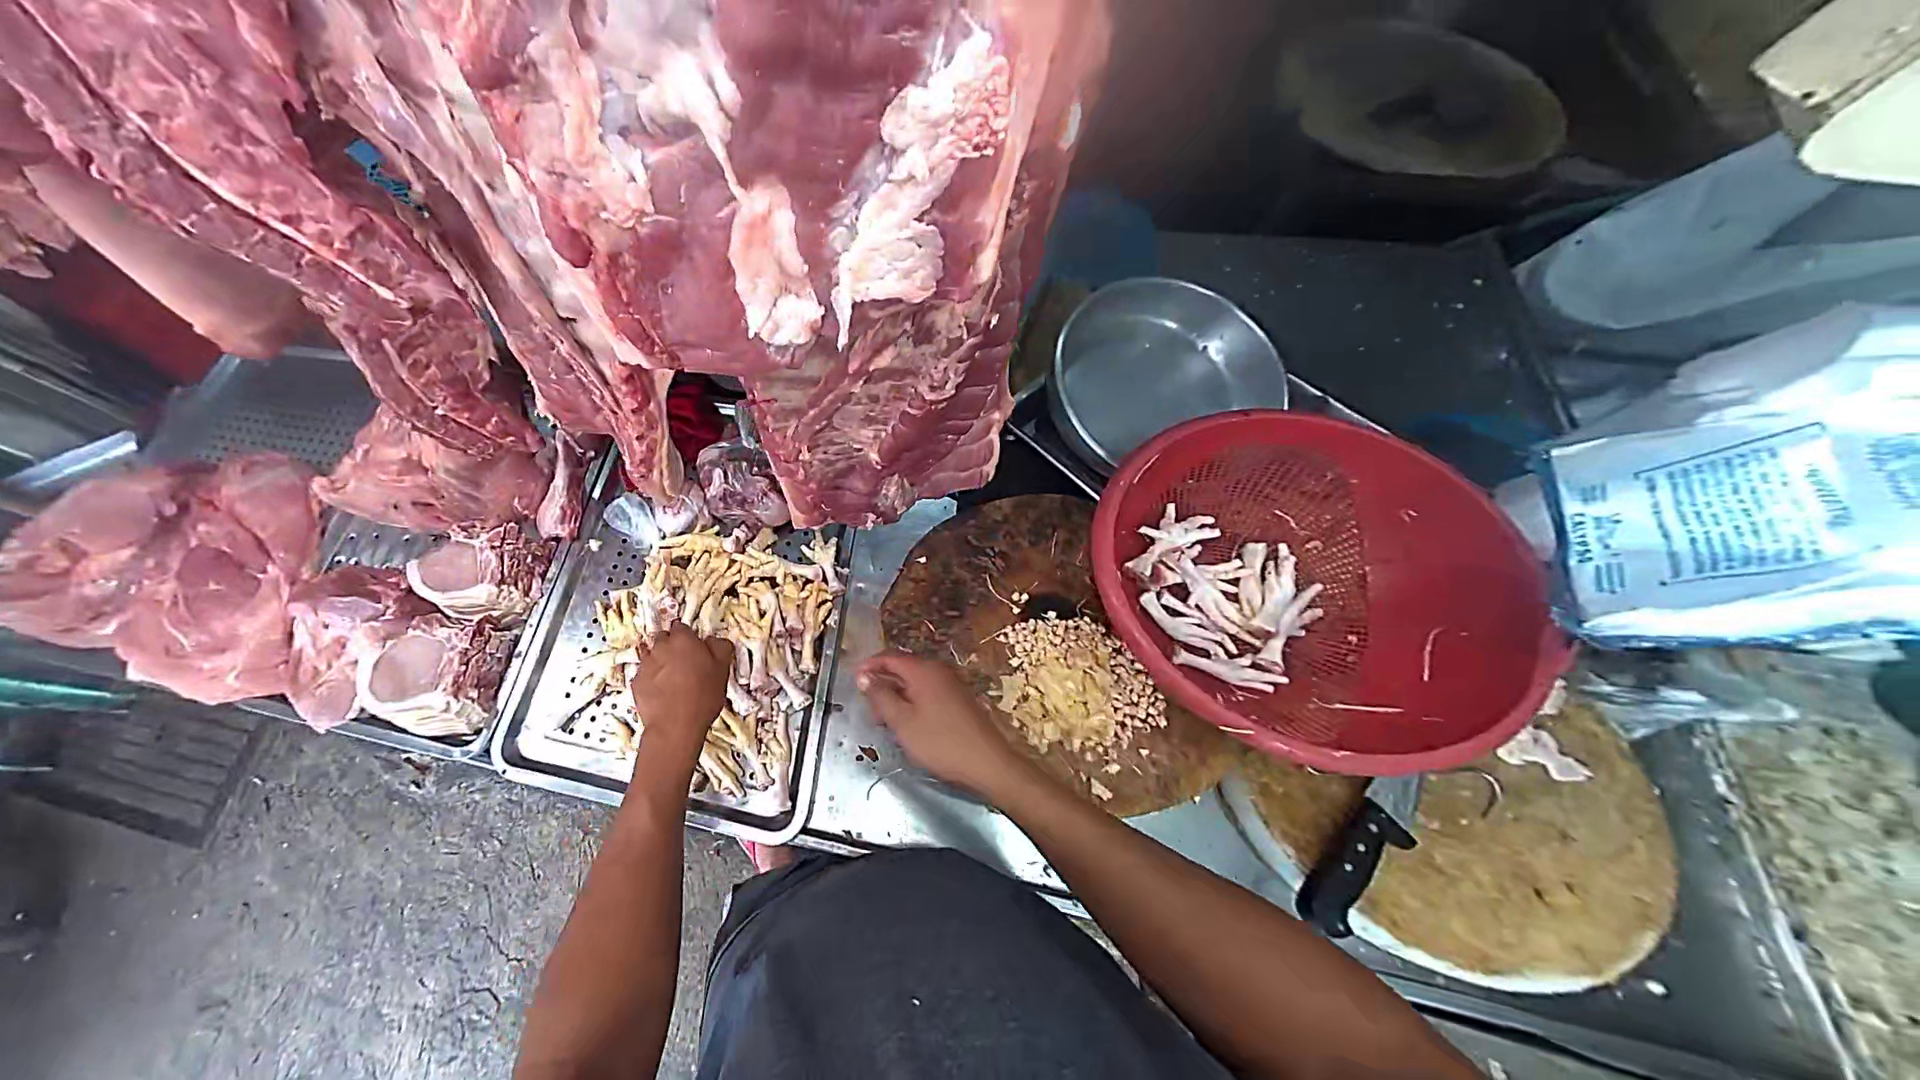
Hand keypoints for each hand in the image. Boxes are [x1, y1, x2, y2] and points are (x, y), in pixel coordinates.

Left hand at [628, 622, 732, 749]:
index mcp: (683, 639)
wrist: (675, 726)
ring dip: (661, 661)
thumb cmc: (703, 694)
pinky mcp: (635, 683)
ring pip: (652, 656)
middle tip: (686, 662)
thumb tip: (714, 640)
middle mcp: (660, 647)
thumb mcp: (723, 668)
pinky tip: (663, 691)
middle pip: (664, 639)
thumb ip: (720, 647)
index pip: (682, 626)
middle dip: (672, 646)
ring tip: (673, 678)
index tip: (696, 648)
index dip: (689, 636)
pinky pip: (645, 674)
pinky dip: (652, 678)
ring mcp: (644, 665)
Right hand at [856, 652, 1032, 798]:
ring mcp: (951, 685)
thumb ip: (881, 696)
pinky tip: (908, 724)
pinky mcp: (958, 700)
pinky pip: (928, 693)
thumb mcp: (902, 722)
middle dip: (882, 684)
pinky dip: (913, 703)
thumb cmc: (941, 742)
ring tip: (885, 721)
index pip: (890, 657)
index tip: (853, 680)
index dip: (869, 666)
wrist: (987, 761)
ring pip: (915, 683)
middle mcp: (938, 671)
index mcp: (923, 671)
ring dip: (897, 696)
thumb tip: (864, 676)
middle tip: (868, 708)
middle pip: (903, 668)